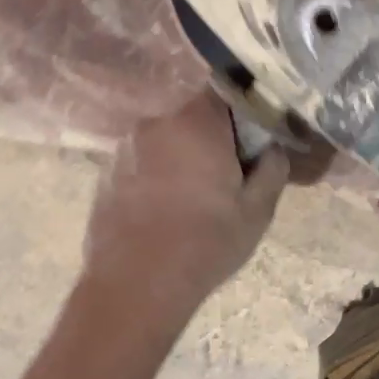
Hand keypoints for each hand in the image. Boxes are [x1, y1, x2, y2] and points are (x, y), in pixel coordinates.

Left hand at [80, 92, 288, 309]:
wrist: (134, 286)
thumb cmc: (204, 244)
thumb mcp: (258, 211)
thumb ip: (272, 169)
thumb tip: (272, 148)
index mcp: (196, 123)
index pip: (225, 91)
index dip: (244, 111)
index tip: (256, 141)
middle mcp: (155, 124)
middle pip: (195, 118)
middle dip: (215, 140)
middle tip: (232, 177)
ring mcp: (124, 148)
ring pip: (168, 142)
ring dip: (185, 159)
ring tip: (196, 200)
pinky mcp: (105, 174)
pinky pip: (144, 163)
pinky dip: (159, 177)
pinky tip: (167, 213)